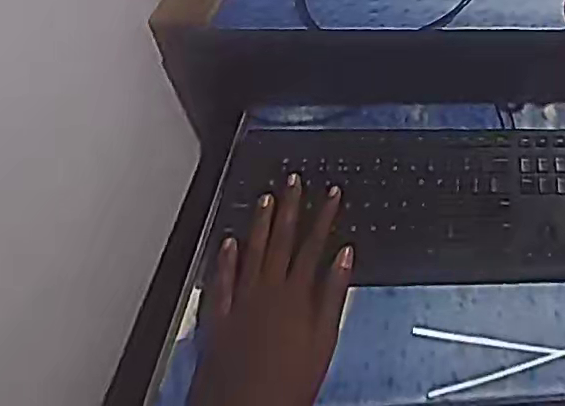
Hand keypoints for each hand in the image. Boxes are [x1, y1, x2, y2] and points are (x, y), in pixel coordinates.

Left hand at [189, 175, 353, 405]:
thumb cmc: (288, 384)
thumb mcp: (323, 341)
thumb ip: (333, 294)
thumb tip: (345, 255)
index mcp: (296, 294)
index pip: (314, 243)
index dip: (324, 215)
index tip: (331, 192)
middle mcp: (268, 289)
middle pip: (281, 238)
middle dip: (290, 206)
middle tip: (293, 179)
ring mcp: (241, 299)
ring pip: (252, 250)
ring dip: (260, 222)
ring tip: (266, 196)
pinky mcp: (219, 316)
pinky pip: (221, 279)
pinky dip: (225, 258)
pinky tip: (228, 240)